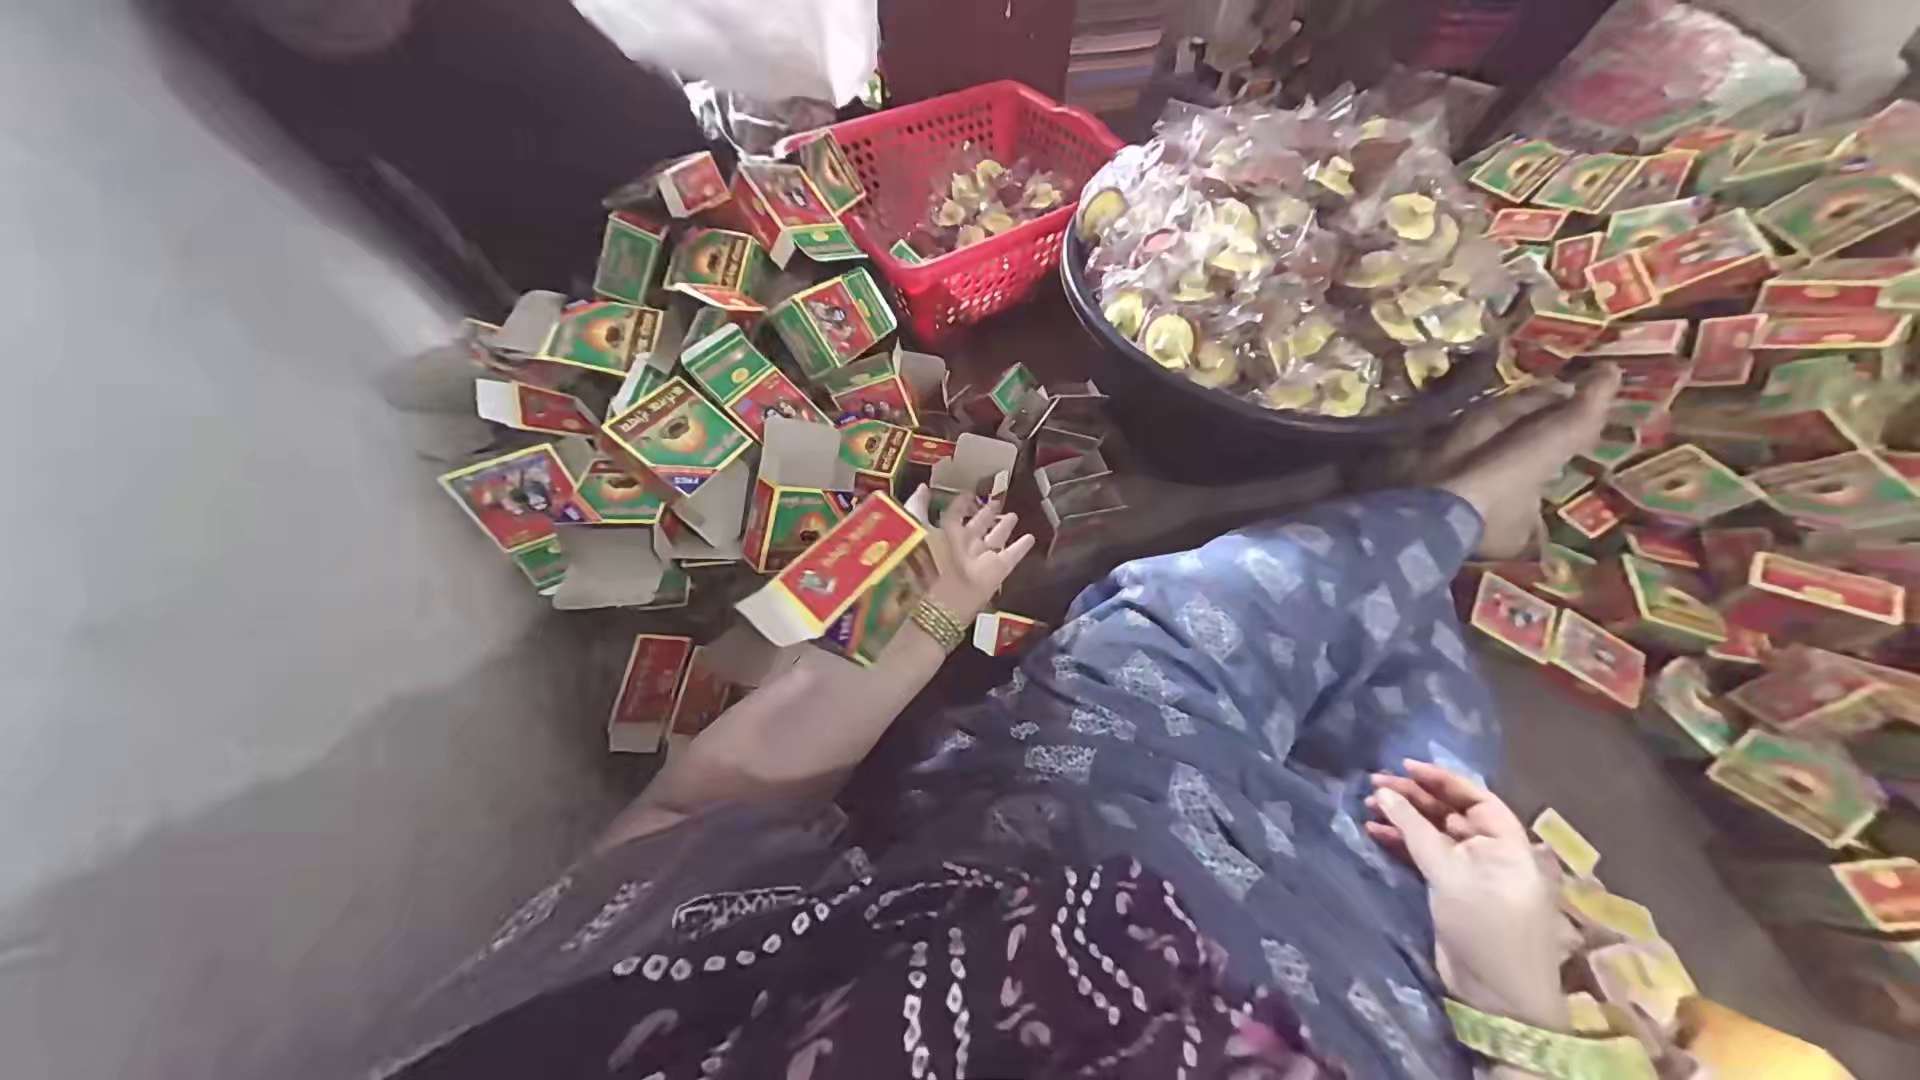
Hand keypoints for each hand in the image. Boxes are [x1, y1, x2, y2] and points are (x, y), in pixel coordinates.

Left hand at [904, 485, 1034, 620]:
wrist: (933, 599)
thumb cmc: (920, 559)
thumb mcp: (913, 525)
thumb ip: (917, 506)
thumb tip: (922, 486)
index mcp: (941, 535)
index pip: (953, 515)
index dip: (961, 504)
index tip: (970, 493)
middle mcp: (962, 546)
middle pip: (977, 526)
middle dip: (986, 514)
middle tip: (997, 502)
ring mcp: (980, 559)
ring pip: (995, 539)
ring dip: (1004, 527)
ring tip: (1014, 516)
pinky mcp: (996, 571)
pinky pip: (1011, 556)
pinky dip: (1021, 548)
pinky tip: (1030, 538)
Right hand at [1366, 761, 1569, 1030]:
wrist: (1496, 994)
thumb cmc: (1484, 925)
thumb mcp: (1448, 872)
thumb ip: (1413, 827)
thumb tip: (1383, 790)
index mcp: (1509, 845)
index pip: (1476, 798)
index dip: (1441, 779)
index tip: (1404, 766)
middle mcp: (1493, 853)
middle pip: (1451, 812)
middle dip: (1413, 796)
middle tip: (1375, 783)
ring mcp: (1472, 871)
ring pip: (1434, 831)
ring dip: (1403, 817)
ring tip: (1369, 805)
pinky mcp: (1452, 887)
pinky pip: (1425, 852)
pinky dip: (1401, 840)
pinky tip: (1375, 831)